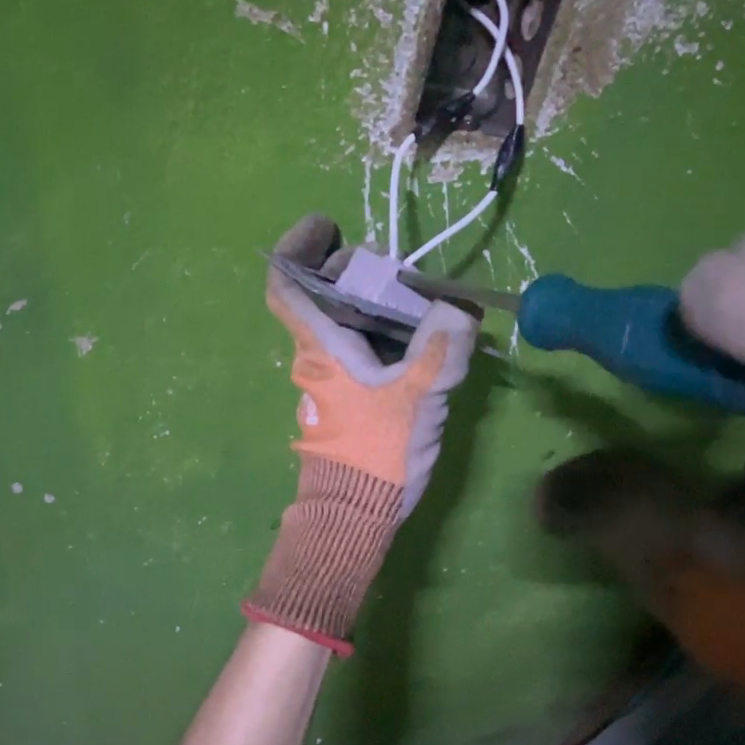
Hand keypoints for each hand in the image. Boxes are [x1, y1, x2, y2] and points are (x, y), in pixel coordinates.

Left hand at [244, 215, 478, 653]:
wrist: (353, 518)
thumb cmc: (375, 452)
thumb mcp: (417, 397)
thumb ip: (441, 349)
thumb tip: (459, 311)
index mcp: (319, 346)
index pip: (286, 284)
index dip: (298, 247)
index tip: (326, 227)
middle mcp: (314, 357)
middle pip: (319, 296)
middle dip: (350, 271)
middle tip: (394, 266)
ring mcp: (326, 381)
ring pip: (339, 324)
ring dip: (370, 304)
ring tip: (417, 298)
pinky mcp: (343, 401)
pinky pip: (356, 350)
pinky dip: (380, 334)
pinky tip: (419, 340)